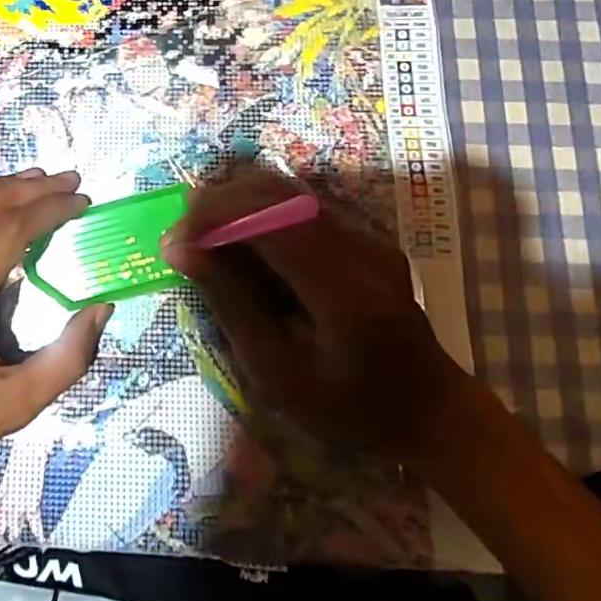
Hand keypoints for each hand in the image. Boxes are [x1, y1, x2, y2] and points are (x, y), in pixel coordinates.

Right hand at [160, 172, 461, 457]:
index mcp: (344, 289)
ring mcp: (366, 235)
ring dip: (235, 204)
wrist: (427, 408)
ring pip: (287, 192)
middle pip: (278, 193)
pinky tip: (237, 242)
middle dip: (218, 203)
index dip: (215, 216)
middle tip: (180, 234)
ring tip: (200, 233)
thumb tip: (181, 250)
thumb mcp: (277, 372)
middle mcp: (360, 246)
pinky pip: (299, 208)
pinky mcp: (362, 234)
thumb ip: (231, 304)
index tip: (174, 241)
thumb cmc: (347, 407)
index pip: (272, 220)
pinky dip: (257, 215)